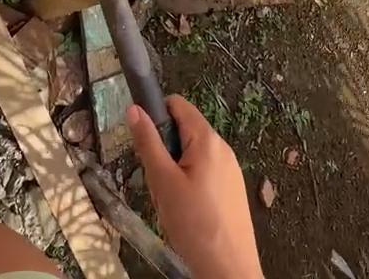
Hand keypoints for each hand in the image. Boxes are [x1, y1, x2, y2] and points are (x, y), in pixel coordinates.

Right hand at [128, 96, 262, 278]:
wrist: (229, 272)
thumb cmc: (193, 223)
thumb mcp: (163, 181)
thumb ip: (148, 143)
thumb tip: (134, 108)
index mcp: (207, 139)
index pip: (178, 105)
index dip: (157, 115)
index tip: (146, 144)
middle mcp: (223, 148)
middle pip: (185, 132)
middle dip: (166, 152)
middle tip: (158, 183)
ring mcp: (231, 170)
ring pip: (193, 156)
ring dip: (175, 172)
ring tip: (170, 203)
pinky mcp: (234, 191)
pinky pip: (205, 175)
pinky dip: (190, 186)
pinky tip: (186, 214)